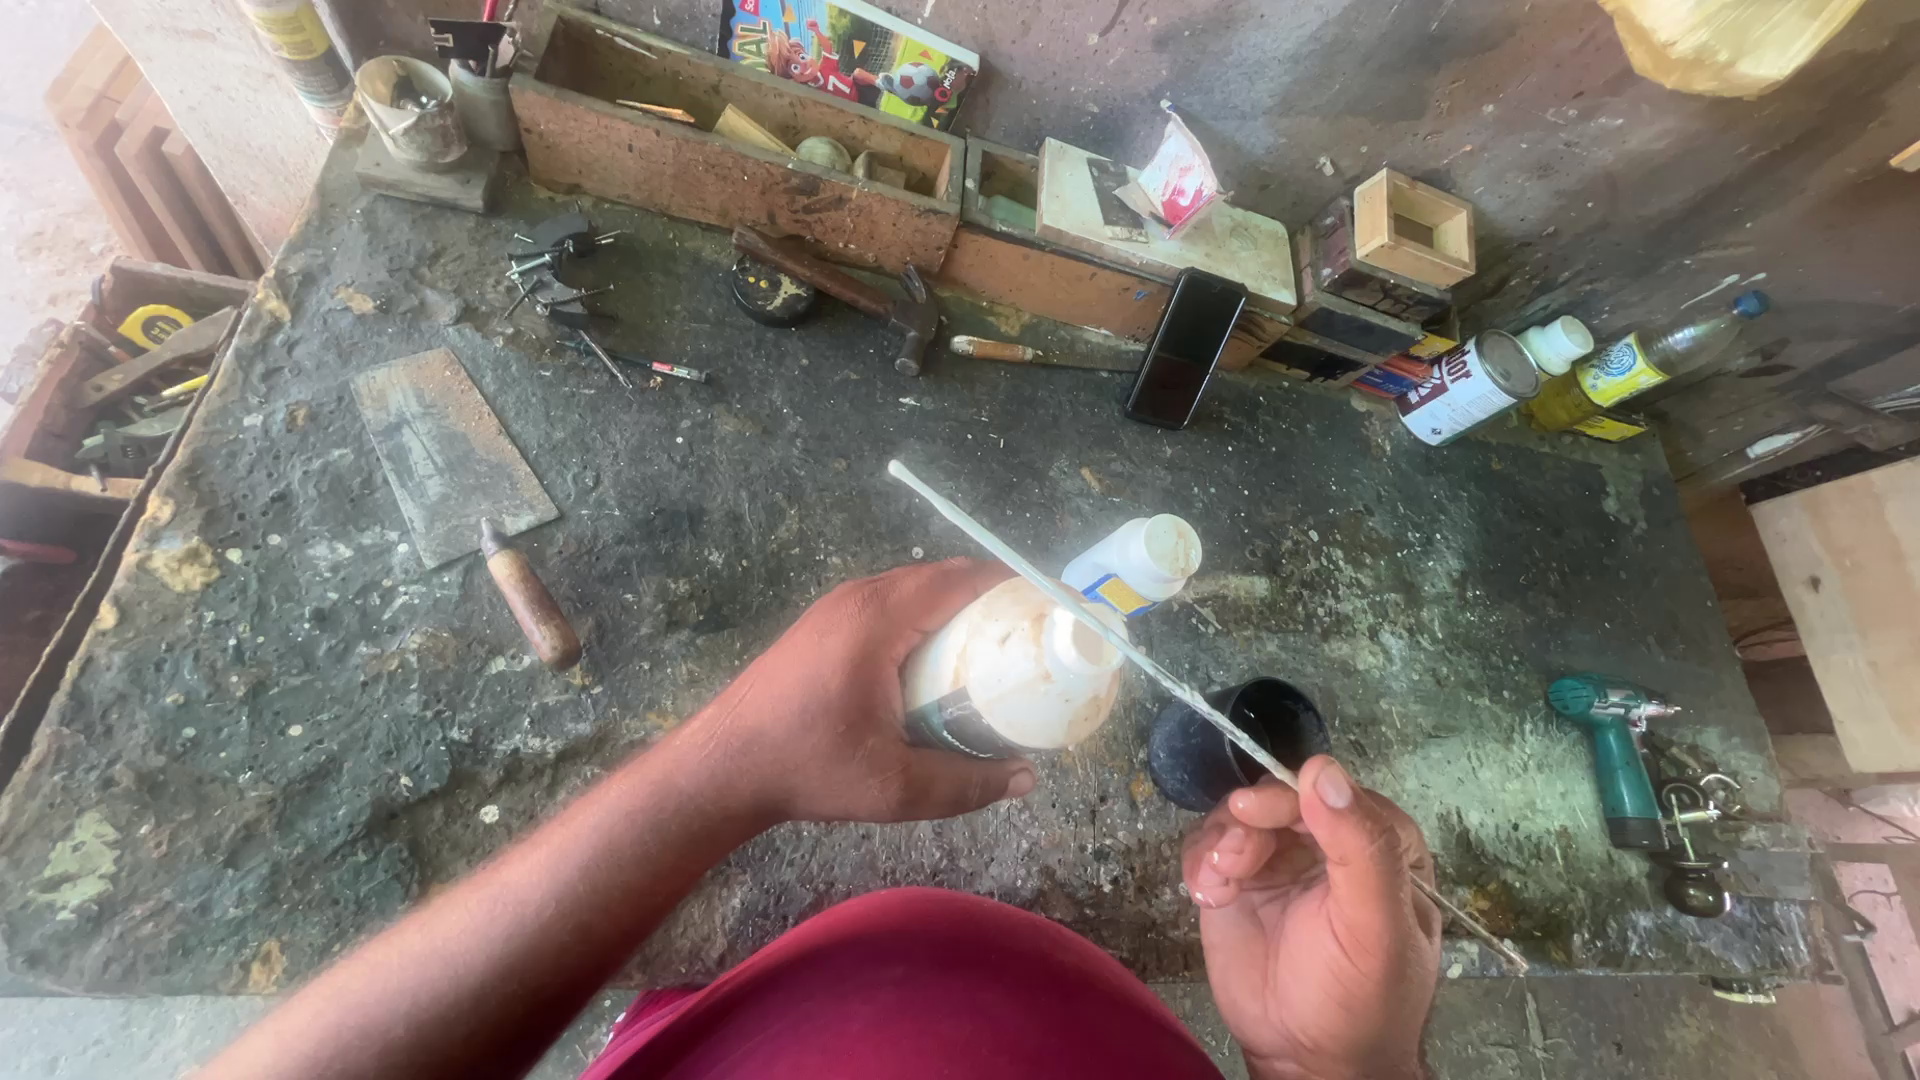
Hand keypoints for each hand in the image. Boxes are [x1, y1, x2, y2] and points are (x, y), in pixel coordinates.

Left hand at [685, 558, 1034, 824]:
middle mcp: (861, 596)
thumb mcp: (894, 787)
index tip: (1048, 610)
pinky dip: (926, 617)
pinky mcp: (826, 621)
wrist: (722, 764)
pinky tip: (937, 661)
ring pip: (916, 588)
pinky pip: (892, 603)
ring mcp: (838, 605)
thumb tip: (1027, 778)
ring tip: (991, 650)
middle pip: (942, 578)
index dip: (1012, 586)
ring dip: (957, 608)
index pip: (961, 578)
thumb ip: (965, 783)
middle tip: (1028, 637)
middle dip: (991, 598)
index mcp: (880, 617)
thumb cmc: (807, 767)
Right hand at [1182, 757, 1441, 1079]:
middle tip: (1232, 857)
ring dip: (1220, 844)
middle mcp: (1324, 840)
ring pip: (1234, 815)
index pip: (1332, 790)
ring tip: (1222, 885)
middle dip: (1248, 822)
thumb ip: (1362, 848)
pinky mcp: (1233, 875)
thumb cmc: (1358, 997)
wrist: (1302, 1058)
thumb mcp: (1374, 928)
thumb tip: (1321, 767)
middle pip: (1275, 795)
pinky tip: (1210, 898)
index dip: (1292, 796)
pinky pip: (1205, 844)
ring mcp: (1275, 856)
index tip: (1257, 814)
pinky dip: (1200, 865)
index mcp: (1378, 843)